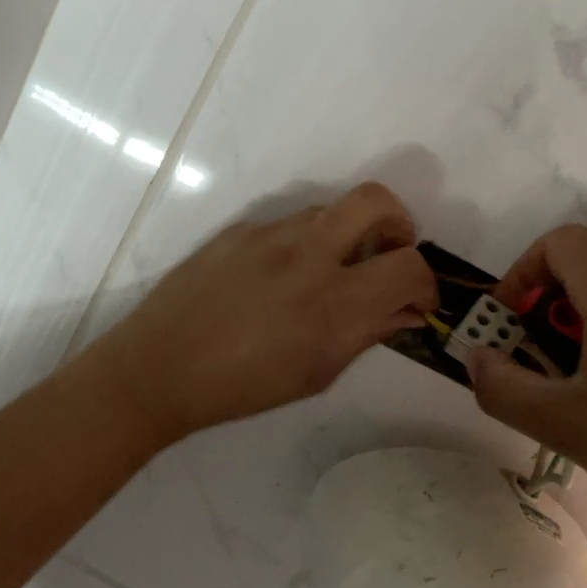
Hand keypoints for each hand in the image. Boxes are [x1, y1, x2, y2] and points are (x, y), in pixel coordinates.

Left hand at [85, 182, 439, 438]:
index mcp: (332, 303)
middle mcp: (306, 255)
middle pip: (376, 199)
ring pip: (330, 209)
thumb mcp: (316, 374)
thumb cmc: (242, 387)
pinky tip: (280, 279)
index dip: (426, 283)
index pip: (409, 266)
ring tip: (331, 273)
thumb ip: (367, 334)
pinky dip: (304, 243)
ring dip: (347, 233)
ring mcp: (269, 235)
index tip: (416, 301)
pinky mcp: (239, 230)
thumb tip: (405, 312)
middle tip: (388, 256)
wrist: (160, 367)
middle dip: (398, 224)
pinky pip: (288, 224)